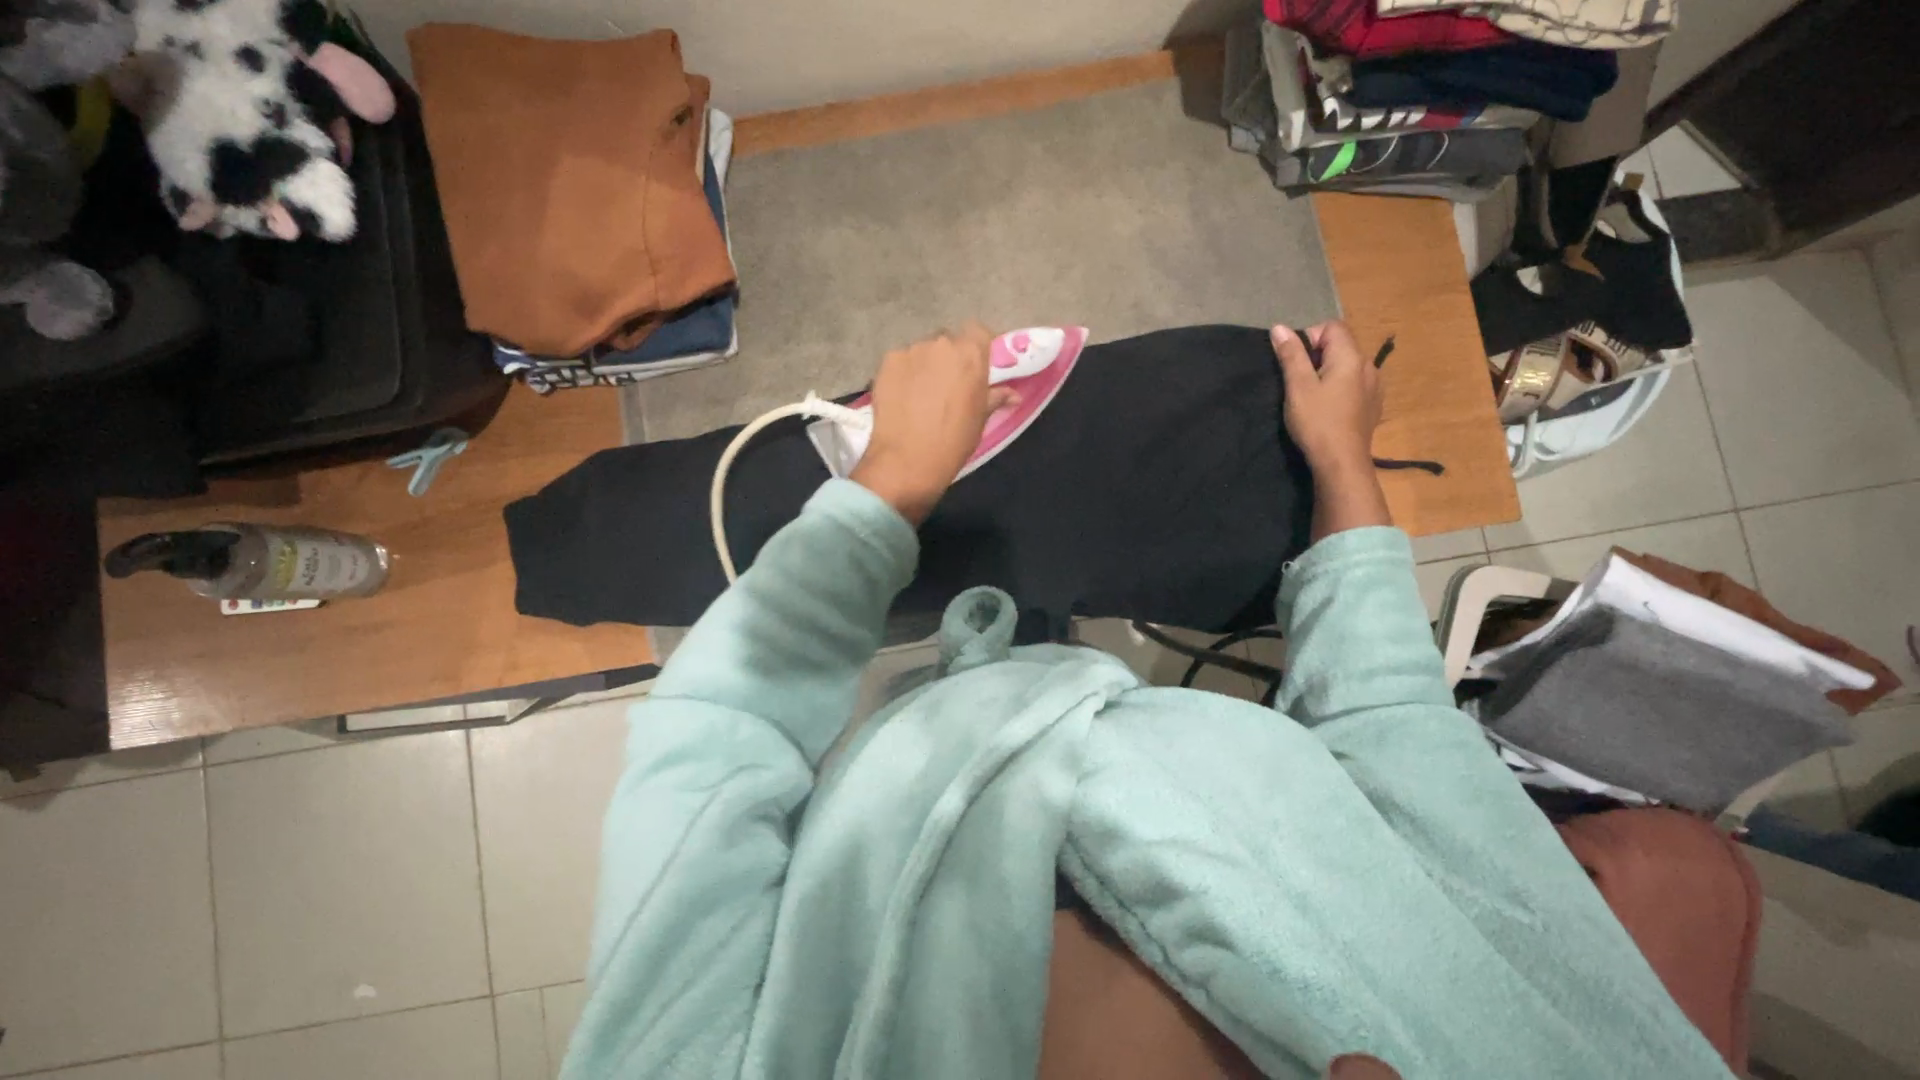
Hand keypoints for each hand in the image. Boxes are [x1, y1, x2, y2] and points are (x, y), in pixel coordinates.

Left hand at [850, 322, 1017, 524]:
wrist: (906, 459)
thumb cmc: (952, 441)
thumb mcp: (979, 420)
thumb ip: (994, 398)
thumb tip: (1012, 394)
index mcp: (972, 354)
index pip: (978, 332)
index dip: (976, 347)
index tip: (973, 368)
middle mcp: (942, 343)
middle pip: (948, 342)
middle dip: (948, 359)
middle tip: (946, 386)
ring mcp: (912, 350)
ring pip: (922, 352)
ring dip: (924, 366)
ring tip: (919, 395)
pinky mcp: (887, 361)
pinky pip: (900, 362)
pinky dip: (902, 374)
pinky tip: (901, 397)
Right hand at [1271, 321, 1391, 539]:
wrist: (1342, 462)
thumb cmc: (1317, 422)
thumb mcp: (1298, 387)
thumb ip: (1291, 355)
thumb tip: (1280, 328)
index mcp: (1351, 357)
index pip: (1332, 327)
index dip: (1310, 337)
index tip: (1295, 362)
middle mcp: (1369, 366)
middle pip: (1341, 345)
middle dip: (1317, 355)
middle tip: (1299, 381)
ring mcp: (1374, 386)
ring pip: (1348, 366)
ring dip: (1329, 372)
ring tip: (1313, 397)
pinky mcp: (1373, 405)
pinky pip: (1355, 384)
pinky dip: (1340, 388)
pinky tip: (1329, 409)